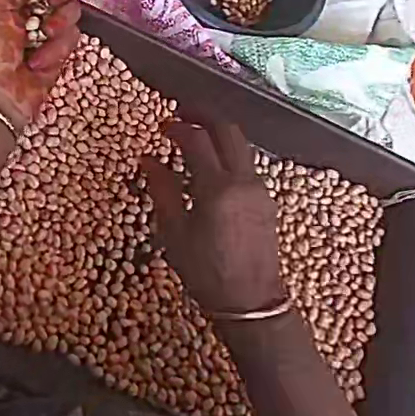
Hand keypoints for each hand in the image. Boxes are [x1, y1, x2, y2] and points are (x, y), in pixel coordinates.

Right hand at [142, 119, 287, 319]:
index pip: (197, 140)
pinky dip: (228, 153)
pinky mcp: (266, 199)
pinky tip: (211, 166)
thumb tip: (148, 159)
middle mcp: (243, 180)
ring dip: (218, 133)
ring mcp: (259, 188)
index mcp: (217, 188)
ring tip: (195, 136)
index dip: (177, 127)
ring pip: (241, 145)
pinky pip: (246, 163)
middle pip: (227, 130)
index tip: (161, 126)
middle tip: (182, 114)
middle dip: (204, 116)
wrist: (251, 302)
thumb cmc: (205, 272)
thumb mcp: (174, 233)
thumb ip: (162, 190)